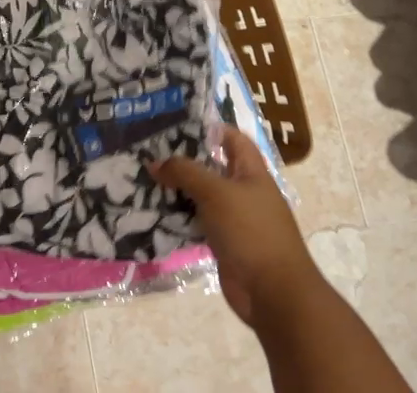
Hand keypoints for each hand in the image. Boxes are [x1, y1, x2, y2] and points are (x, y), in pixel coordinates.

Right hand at [151, 127, 319, 330]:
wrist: (273, 292)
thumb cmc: (250, 231)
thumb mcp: (215, 192)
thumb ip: (184, 172)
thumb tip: (155, 163)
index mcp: (252, 173)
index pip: (233, 139)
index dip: (209, 128)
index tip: (175, 123)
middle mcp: (244, 192)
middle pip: (211, 167)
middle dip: (182, 159)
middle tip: (148, 150)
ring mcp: (234, 219)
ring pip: (201, 196)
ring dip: (176, 190)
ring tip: (143, 178)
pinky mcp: (224, 242)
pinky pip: (197, 222)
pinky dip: (178, 217)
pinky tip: (153, 211)